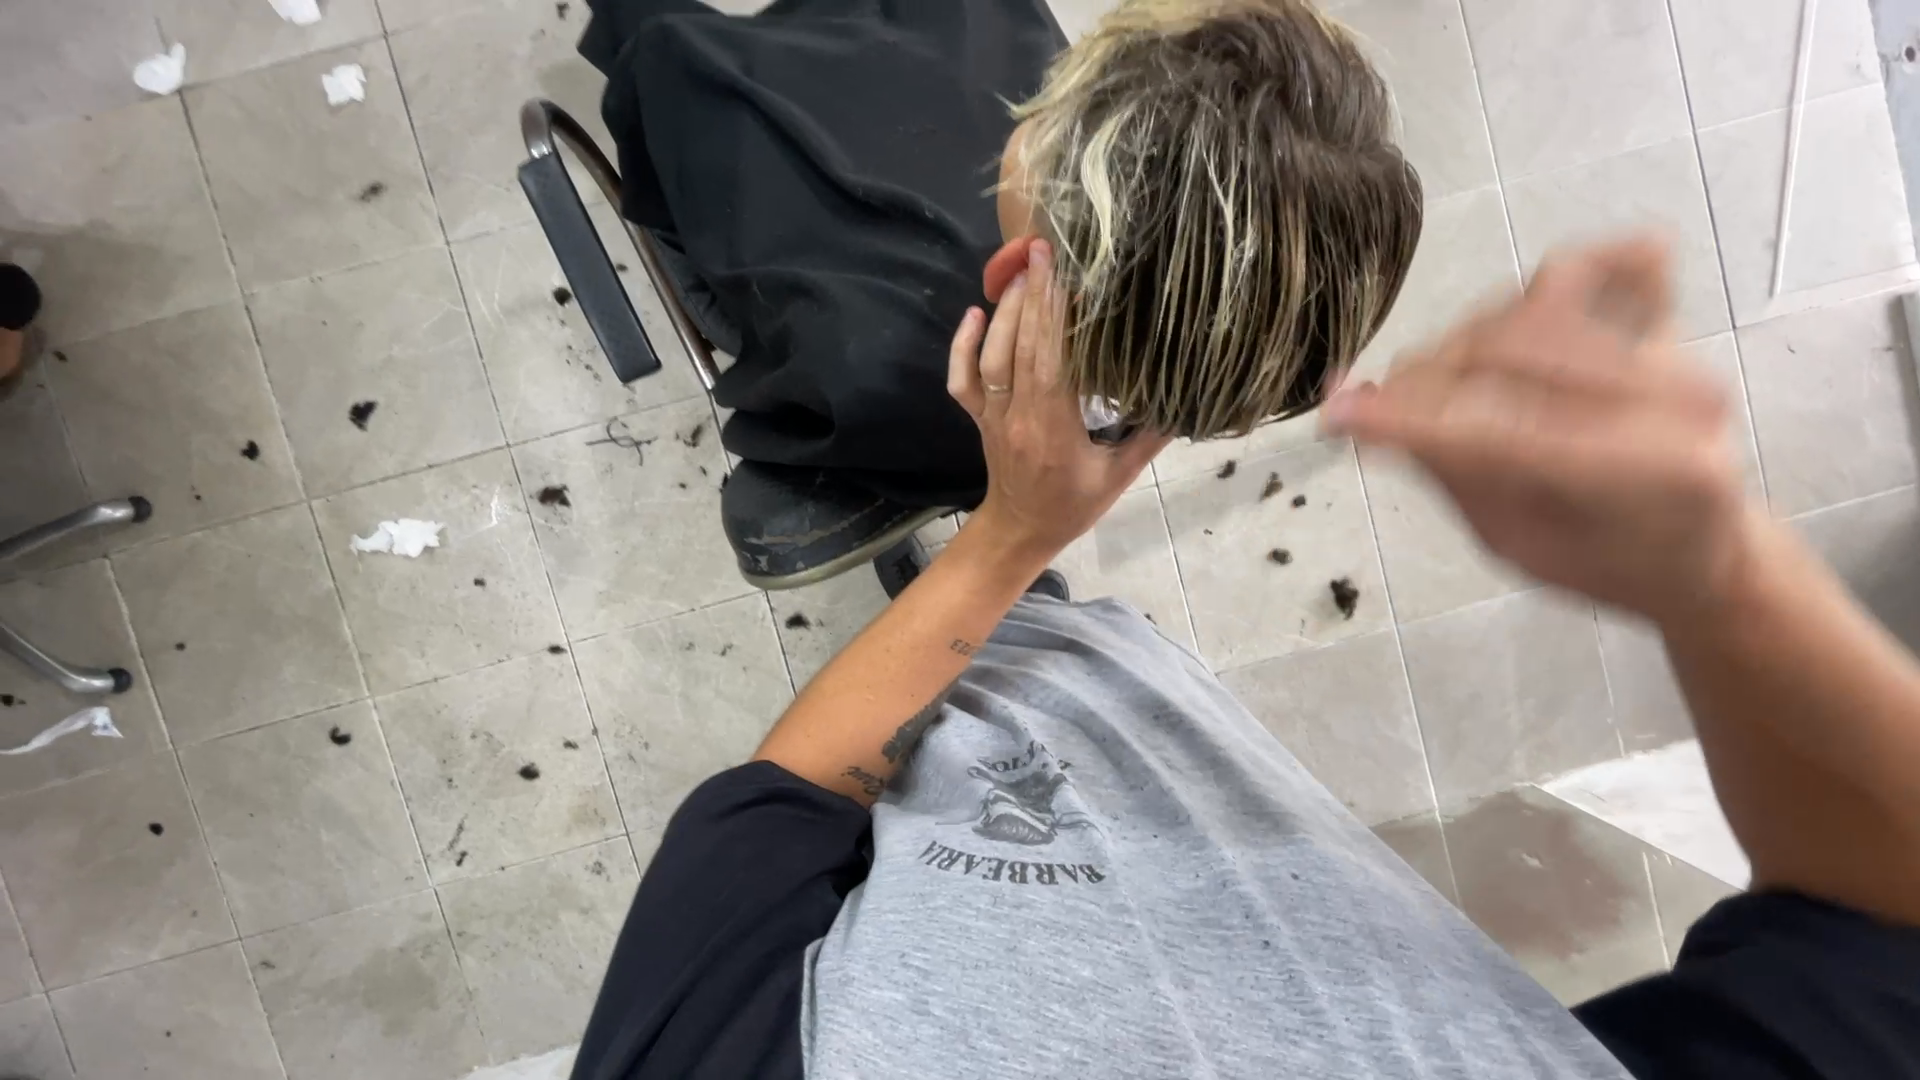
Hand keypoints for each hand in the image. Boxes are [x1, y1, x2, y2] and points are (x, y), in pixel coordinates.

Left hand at [947, 239, 1167, 560]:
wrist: (1020, 531)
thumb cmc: (1072, 506)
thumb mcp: (1118, 476)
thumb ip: (1150, 436)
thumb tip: (1186, 395)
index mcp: (1053, 428)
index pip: (1052, 359)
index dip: (1054, 312)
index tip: (1063, 269)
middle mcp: (1018, 415)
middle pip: (1021, 346)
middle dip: (1031, 294)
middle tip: (1041, 248)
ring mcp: (993, 415)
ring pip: (991, 356)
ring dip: (1004, 311)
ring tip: (1021, 272)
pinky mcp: (979, 417)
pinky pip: (962, 379)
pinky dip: (962, 346)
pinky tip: (974, 314)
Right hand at [1323, 237, 1760, 627]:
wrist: (1697, 551)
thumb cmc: (1597, 563)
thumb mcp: (1510, 541)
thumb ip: (1449, 470)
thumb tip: (1362, 418)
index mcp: (1649, 473)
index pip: (1497, 430)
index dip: (1406, 420)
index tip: (1333, 416)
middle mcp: (1674, 395)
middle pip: (1507, 354)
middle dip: (1419, 382)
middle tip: (1371, 411)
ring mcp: (1677, 351)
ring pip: (1530, 312)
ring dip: (1456, 345)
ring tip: (1427, 387)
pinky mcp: (1667, 327)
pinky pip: (1611, 265)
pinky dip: (1554, 281)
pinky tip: (1514, 313)